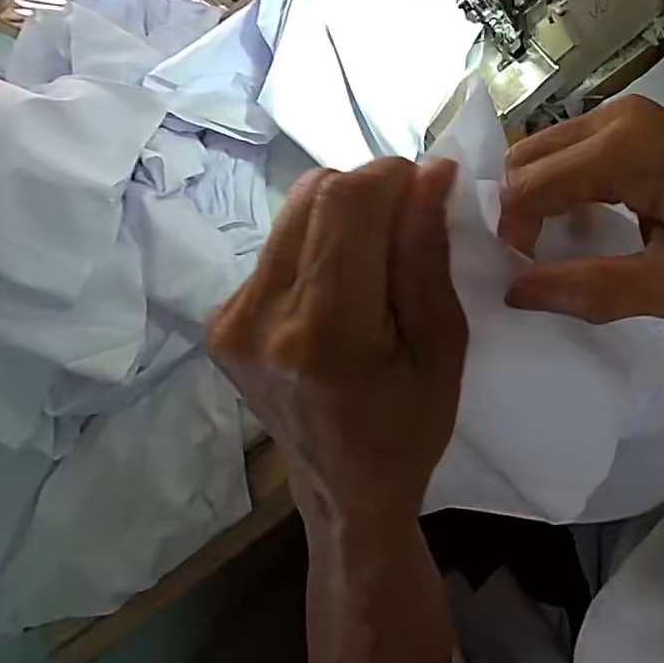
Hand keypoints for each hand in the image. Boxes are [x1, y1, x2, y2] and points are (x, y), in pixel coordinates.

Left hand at [207, 158, 467, 528]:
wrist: (343, 491)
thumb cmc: (408, 426)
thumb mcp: (442, 343)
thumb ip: (427, 251)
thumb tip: (430, 171)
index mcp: (326, 333)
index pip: (348, 202)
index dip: (391, 175)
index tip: (425, 186)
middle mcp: (261, 316)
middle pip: (316, 193)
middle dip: (370, 189)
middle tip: (405, 221)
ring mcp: (232, 317)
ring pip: (294, 210)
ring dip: (342, 212)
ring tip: (373, 256)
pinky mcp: (221, 319)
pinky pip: (279, 242)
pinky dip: (319, 240)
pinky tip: (339, 281)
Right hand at [499, 95, 663, 321]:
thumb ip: (593, 288)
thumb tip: (515, 292)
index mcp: (628, 149)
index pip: (530, 184)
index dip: (513, 231)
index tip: (522, 277)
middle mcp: (618, 116)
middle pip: (527, 158)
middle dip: (517, 212)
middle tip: (532, 264)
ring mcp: (626, 114)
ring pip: (543, 151)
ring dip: (535, 197)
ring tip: (554, 247)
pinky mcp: (634, 122)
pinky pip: (570, 149)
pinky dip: (559, 184)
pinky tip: (580, 220)